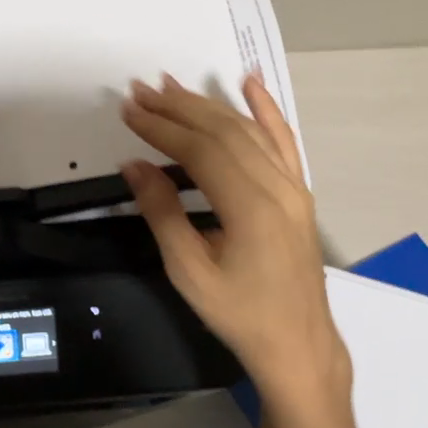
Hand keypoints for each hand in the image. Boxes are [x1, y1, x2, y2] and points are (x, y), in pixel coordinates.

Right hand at [119, 73, 345, 396]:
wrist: (296, 342)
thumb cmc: (239, 313)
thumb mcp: (189, 271)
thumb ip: (163, 214)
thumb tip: (134, 167)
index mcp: (250, 207)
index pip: (201, 151)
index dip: (162, 127)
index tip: (129, 110)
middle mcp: (277, 187)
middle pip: (225, 132)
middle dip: (180, 107)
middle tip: (141, 90)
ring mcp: (293, 188)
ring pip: (250, 131)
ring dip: (209, 104)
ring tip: (173, 86)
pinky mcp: (298, 193)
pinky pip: (282, 141)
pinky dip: (266, 110)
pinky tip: (250, 84)